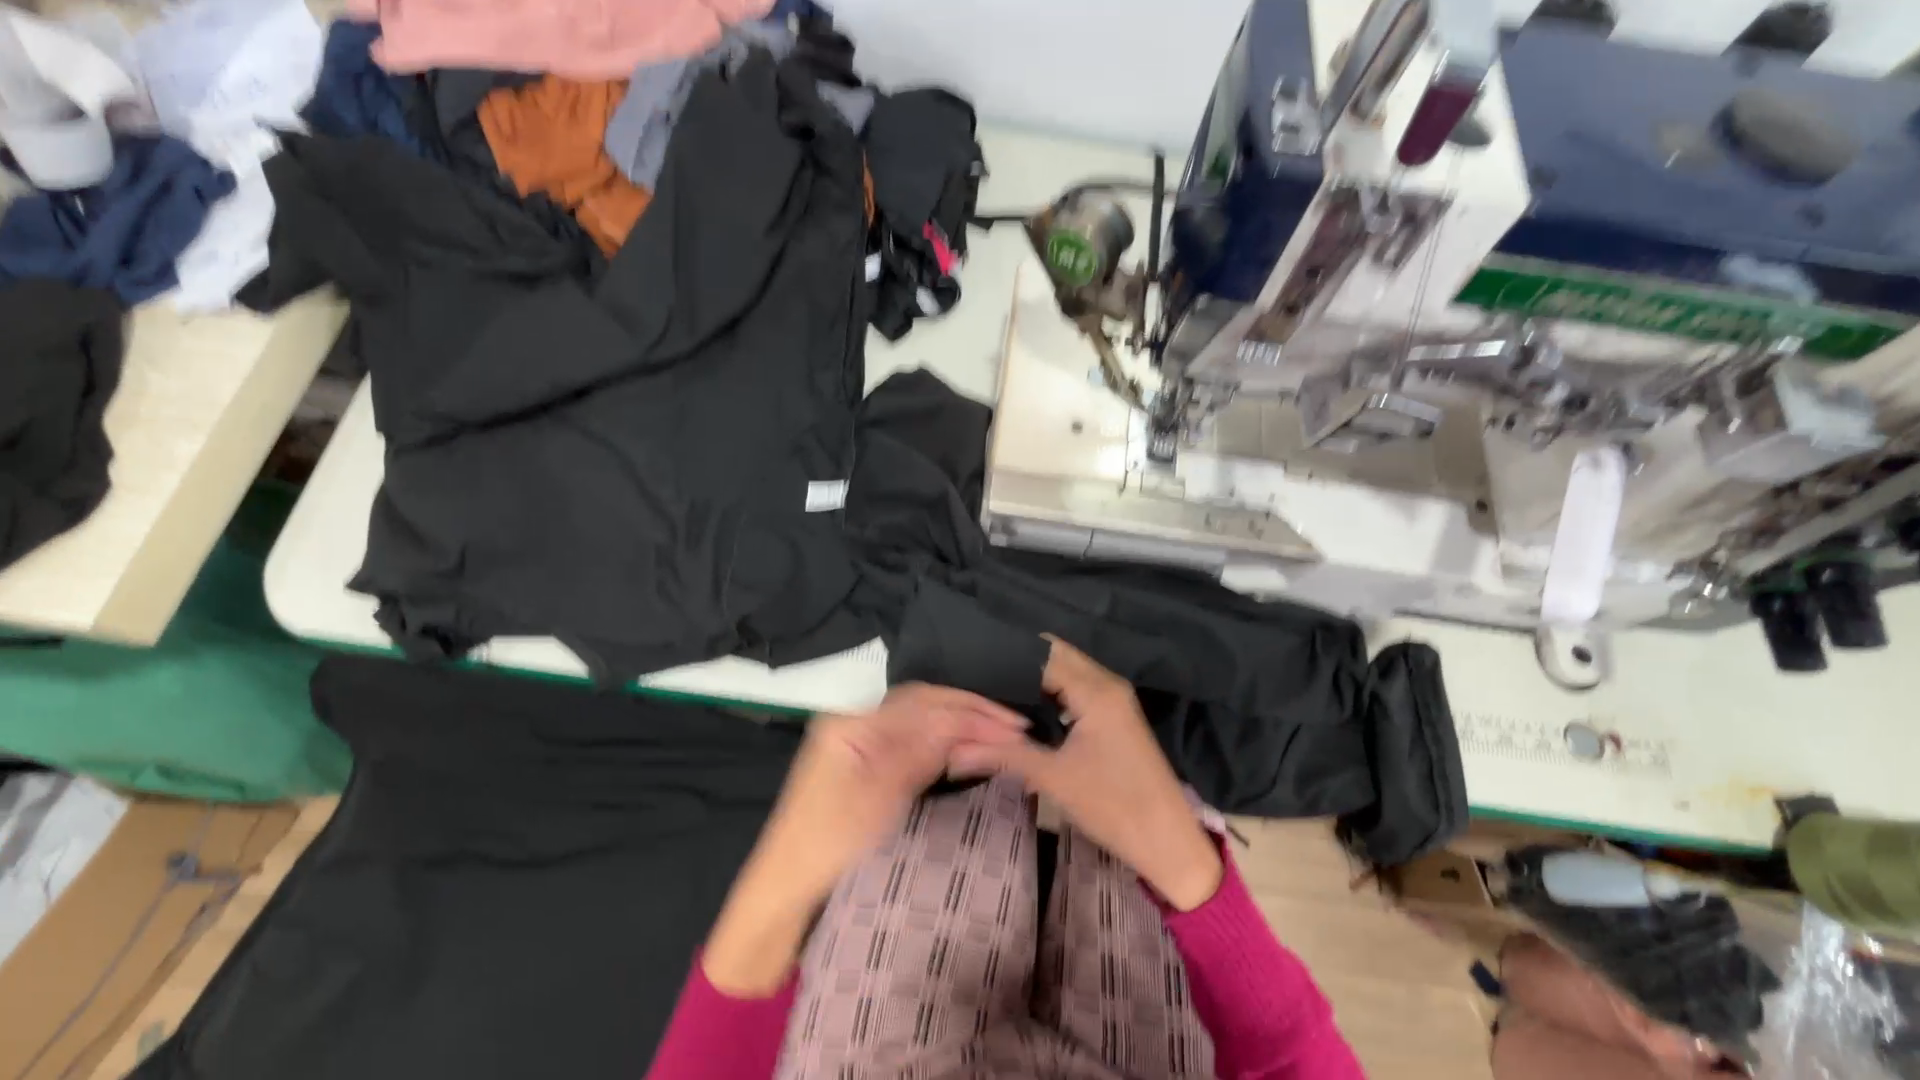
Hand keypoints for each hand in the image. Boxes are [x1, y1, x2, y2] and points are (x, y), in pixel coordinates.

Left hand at [703, 684, 1027, 995]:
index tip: (1014, 724)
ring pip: (918, 719)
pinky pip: (909, 738)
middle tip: (1017, 726)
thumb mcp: (881, 797)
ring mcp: (858, 740)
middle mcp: (855, 721)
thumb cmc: (830, 842)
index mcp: (854, 722)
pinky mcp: (864, 761)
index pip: (924, 703)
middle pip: (922, 703)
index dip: (972, 710)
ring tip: (1002, 732)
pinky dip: (941, 739)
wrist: (787, 884)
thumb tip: (966, 724)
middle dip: (970, 711)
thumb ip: (921, 754)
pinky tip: (966, 746)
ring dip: (960, 722)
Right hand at [949, 638, 1223, 911]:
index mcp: (1095, 690)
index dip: (1006, 659)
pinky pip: (1077, 687)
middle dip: (1018, 663)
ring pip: (1066, 671)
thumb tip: (952, 751)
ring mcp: (1114, 698)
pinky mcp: (1115, 715)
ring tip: (991, 689)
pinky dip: (1050, 691)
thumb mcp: (1053, 778)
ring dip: (1034, 677)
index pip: (1041, 656)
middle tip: (976, 677)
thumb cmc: (1113, 806)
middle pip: (1055, 655)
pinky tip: (1022, 709)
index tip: (969, 667)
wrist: (1167, 840)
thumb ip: (1003, 754)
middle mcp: (1107, 683)